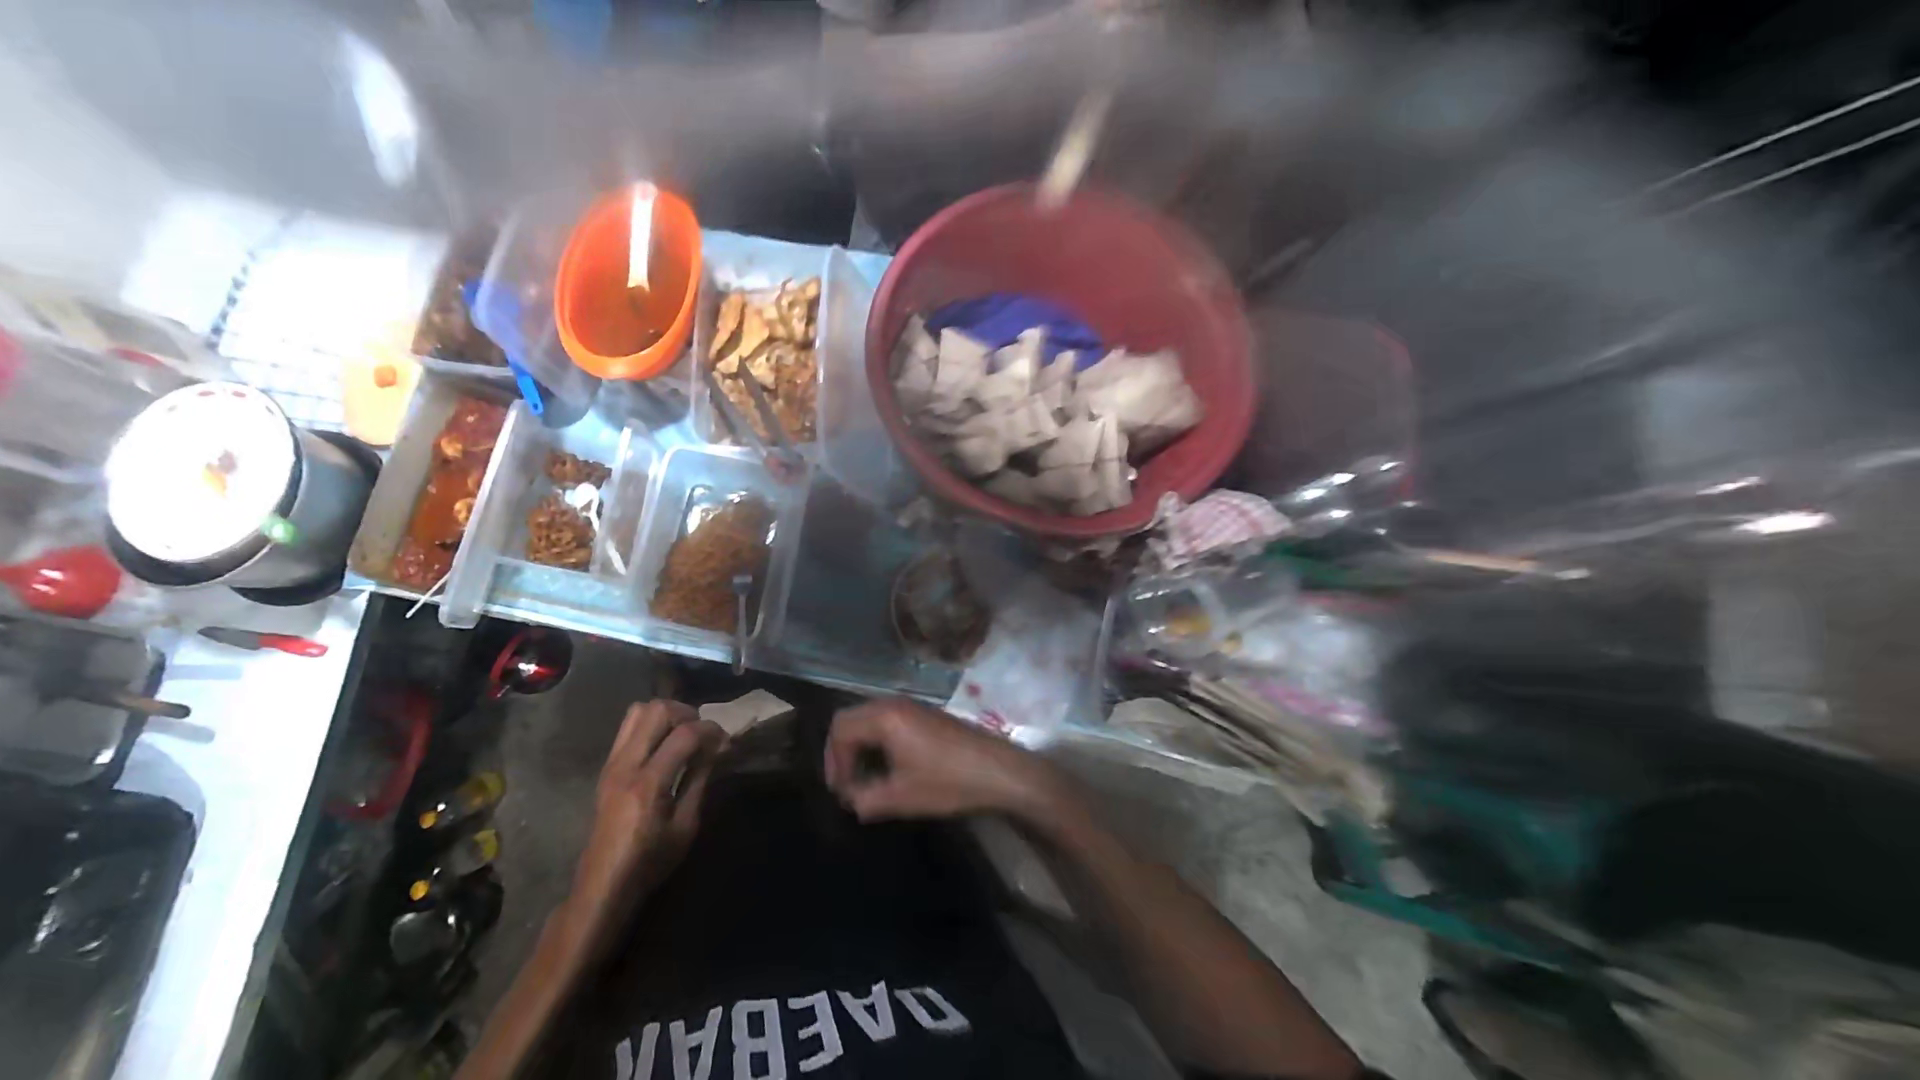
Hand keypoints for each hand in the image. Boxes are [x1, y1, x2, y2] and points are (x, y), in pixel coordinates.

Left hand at [570, 701, 723, 926]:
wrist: (604, 883)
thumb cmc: (650, 860)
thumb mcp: (686, 825)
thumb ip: (700, 779)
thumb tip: (717, 747)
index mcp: (648, 783)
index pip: (684, 734)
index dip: (711, 730)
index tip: (726, 741)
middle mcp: (626, 765)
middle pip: (657, 710)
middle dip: (688, 713)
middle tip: (703, 733)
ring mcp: (611, 763)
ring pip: (638, 711)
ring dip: (667, 715)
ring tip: (683, 734)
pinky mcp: (606, 767)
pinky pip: (628, 727)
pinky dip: (651, 725)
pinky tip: (665, 746)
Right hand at [824, 698, 1067, 823]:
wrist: (1000, 772)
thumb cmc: (948, 782)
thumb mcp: (900, 797)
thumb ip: (865, 799)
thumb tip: (851, 799)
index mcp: (885, 717)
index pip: (840, 730)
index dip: (833, 763)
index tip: (842, 793)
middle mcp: (895, 703)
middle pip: (851, 719)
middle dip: (843, 752)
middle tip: (846, 784)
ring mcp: (914, 706)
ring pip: (871, 719)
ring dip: (861, 747)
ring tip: (865, 779)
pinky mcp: (928, 715)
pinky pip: (889, 721)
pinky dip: (879, 741)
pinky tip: (889, 768)